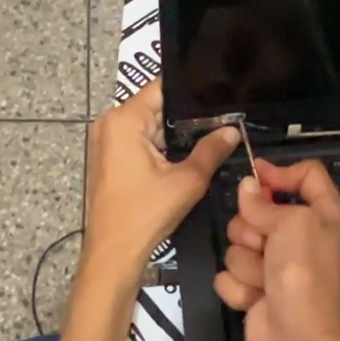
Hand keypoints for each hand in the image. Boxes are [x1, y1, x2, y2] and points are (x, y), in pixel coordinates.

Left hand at [83, 80, 238, 278]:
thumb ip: (211, 150)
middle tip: (224, 115)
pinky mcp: (108, 158)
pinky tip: (187, 153)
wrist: (113, 252)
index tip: (221, 90)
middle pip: (155, 106)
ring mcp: (106, 141)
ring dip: (174, 132)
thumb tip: (233, 129)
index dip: (192, 89)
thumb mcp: (186, 180)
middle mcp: (110, 123)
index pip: (162, 88)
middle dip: (186, 114)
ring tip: (213, 131)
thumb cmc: (146, 213)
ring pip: (148, 125)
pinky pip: (139, 140)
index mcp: (124, 120)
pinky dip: (160, 146)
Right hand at [213, 158, 339, 340]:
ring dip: (248, 262)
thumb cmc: (305, 271)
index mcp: (326, 216)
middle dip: (252, 227)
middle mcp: (302, 238)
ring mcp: (276, 266)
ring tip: (264, 279)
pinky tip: (256, 298)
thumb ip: (264, 202)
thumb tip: (246, 186)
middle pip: (260, 210)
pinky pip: (230, 274)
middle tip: (263, 243)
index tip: (253, 174)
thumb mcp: (292, 222)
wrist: (297, 336)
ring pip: (239, 244)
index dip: (280, 172)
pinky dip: (240, 287)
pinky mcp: (255, 290)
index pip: (307, 176)